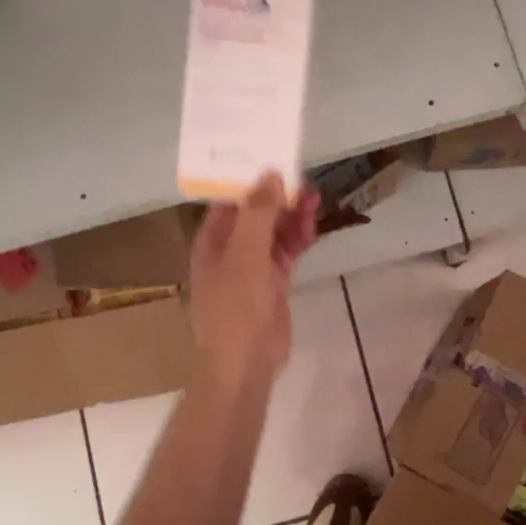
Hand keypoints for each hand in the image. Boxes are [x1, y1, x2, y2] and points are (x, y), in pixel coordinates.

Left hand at [187, 172, 318, 396]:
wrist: (245, 364)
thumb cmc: (236, 308)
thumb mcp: (246, 255)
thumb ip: (258, 213)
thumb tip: (270, 174)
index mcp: (210, 242)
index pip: (229, 201)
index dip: (251, 181)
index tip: (275, 160)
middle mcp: (229, 251)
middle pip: (254, 215)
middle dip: (277, 198)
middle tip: (303, 180)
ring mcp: (252, 268)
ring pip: (273, 233)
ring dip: (291, 216)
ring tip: (315, 199)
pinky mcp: (273, 284)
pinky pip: (286, 252)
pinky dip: (298, 239)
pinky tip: (313, 226)